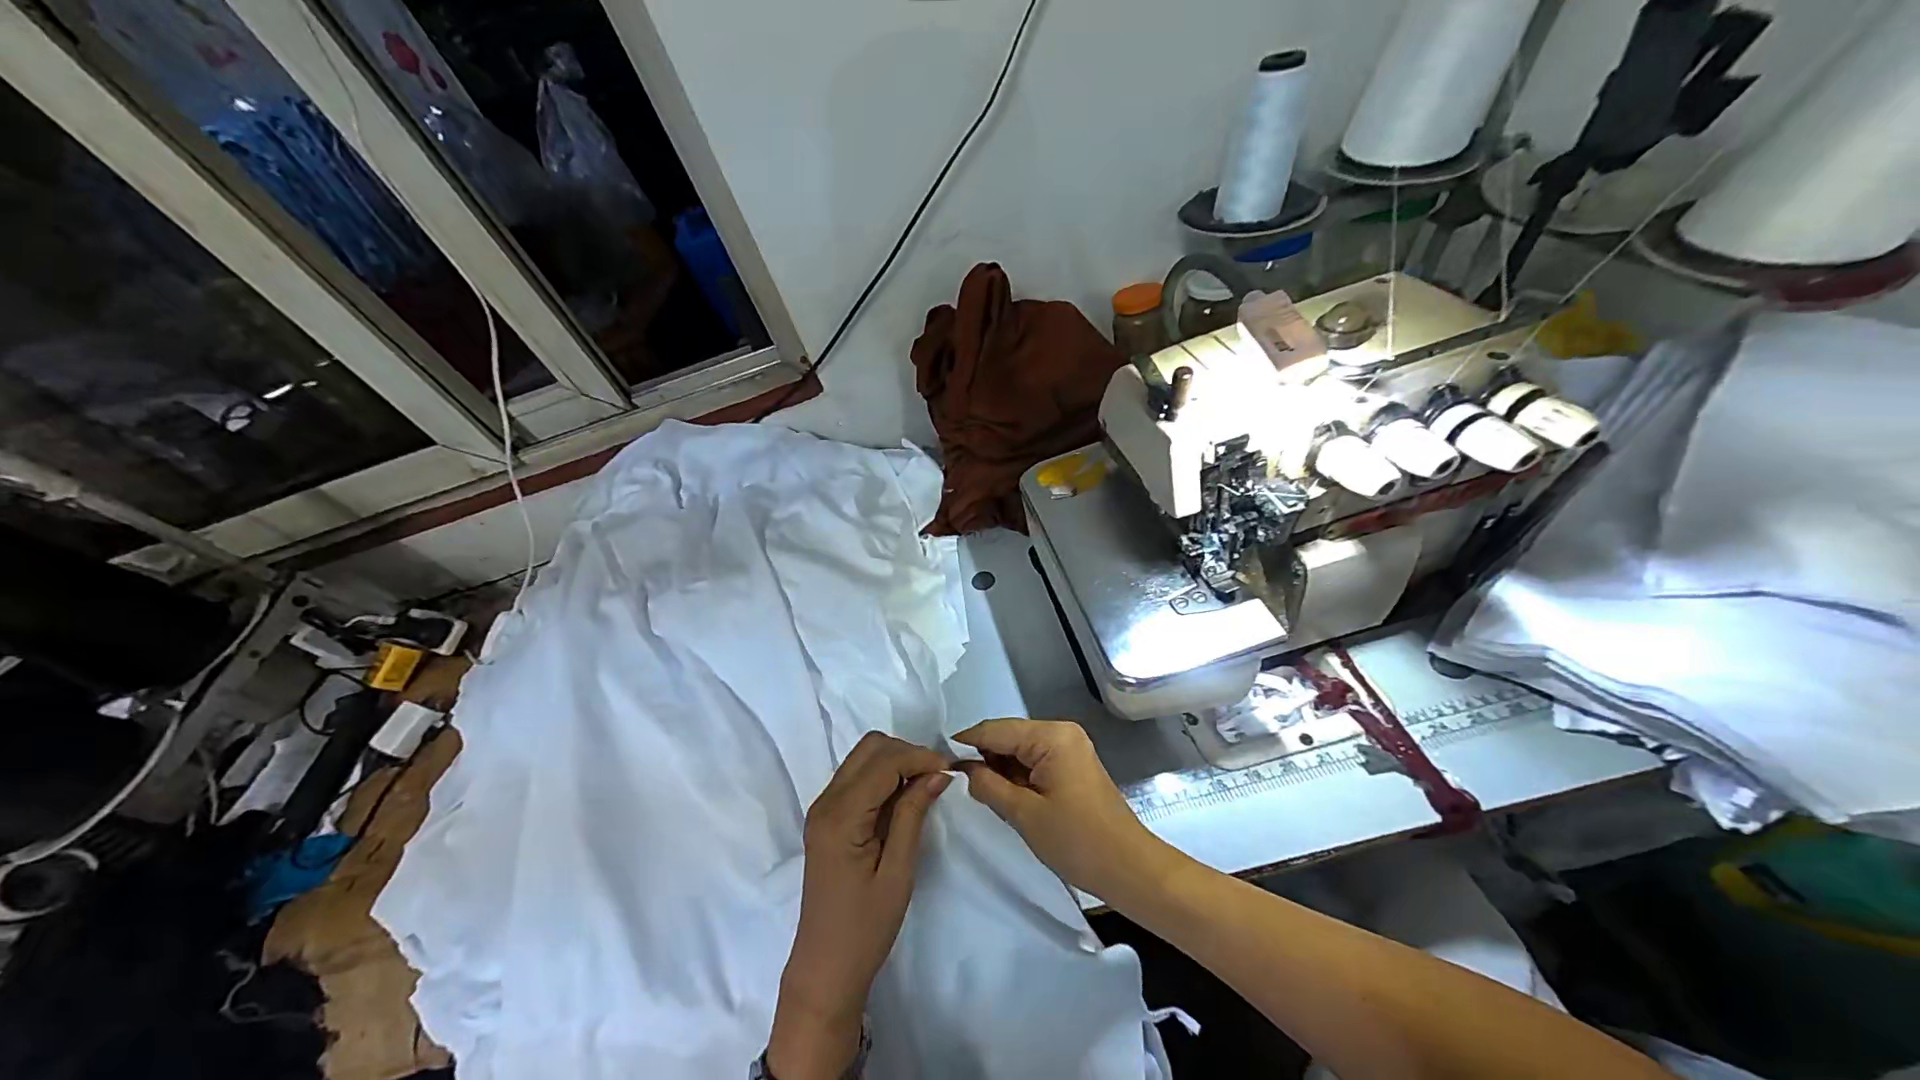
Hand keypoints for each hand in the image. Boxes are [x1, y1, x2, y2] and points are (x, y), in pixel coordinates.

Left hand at [768, 732, 950, 1079]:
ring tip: (926, 786)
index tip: (951, 770)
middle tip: (938, 777)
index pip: (883, 761)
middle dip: (907, 753)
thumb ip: (913, 815)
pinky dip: (883, 776)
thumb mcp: (898, 872)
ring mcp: (822, 809)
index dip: (920, 757)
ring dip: (895, 761)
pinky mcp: (826, 818)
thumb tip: (937, 773)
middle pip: (870, 748)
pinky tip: (905, 797)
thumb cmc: (865, 928)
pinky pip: (857, 777)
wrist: (825, 967)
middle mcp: (825, 802)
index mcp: (840, 816)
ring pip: (862, 758)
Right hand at [953, 718, 1175, 904]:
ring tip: (978, 793)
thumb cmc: (1077, 841)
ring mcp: (1070, 748)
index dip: (965, 743)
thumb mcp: (1024, 814)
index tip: (937, 760)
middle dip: (983, 757)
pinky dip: (1017, 776)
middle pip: (1008, 736)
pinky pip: (1035, 761)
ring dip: (1000, 769)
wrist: (1130, 869)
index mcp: (1051, 736)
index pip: (995, 730)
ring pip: (1020, 750)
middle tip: (955, 783)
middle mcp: (1062, 732)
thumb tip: (962, 768)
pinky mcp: (1073, 766)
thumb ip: (988, 785)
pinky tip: (1004, 796)